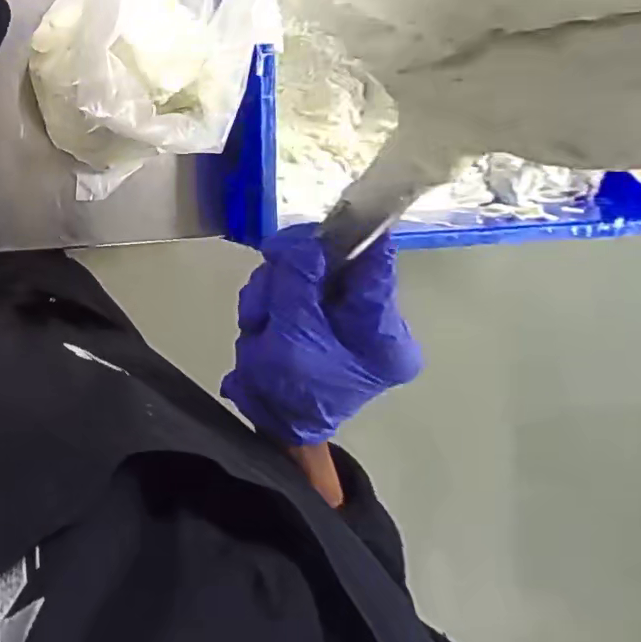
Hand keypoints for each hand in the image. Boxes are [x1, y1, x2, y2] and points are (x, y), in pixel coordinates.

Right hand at [220, 225, 421, 447]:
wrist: (270, 424)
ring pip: (303, 275)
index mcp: (381, 335)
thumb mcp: (292, 337)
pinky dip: (266, 300)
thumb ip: (298, 285)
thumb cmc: (291, 391)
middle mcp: (369, 323)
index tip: (334, 217)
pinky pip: (288, 288)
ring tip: (259, 325)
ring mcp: (340, 319)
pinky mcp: (314, 316)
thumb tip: (306, 243)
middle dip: (288, 280)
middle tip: (266, 302)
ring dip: (270, 292)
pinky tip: (260, 324)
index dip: (355, 240)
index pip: (377, 270)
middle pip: (332, 269)